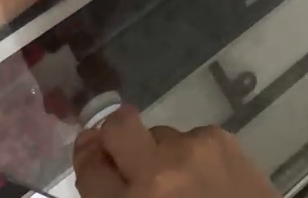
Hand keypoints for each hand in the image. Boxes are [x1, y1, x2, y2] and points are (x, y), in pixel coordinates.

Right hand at [74, 106, 276, 197]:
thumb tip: (109, 179)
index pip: (91, 168)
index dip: (87, 158)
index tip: (91, 153)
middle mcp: (157, 172)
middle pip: (118, 126)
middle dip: (113, 134)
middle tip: (119, 150)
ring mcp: (191, 148)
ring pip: (158, 132)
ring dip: (158, 152)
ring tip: (176, 181)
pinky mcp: (220, 138)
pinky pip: (190, 137)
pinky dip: (189, 155)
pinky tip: (203, 179)